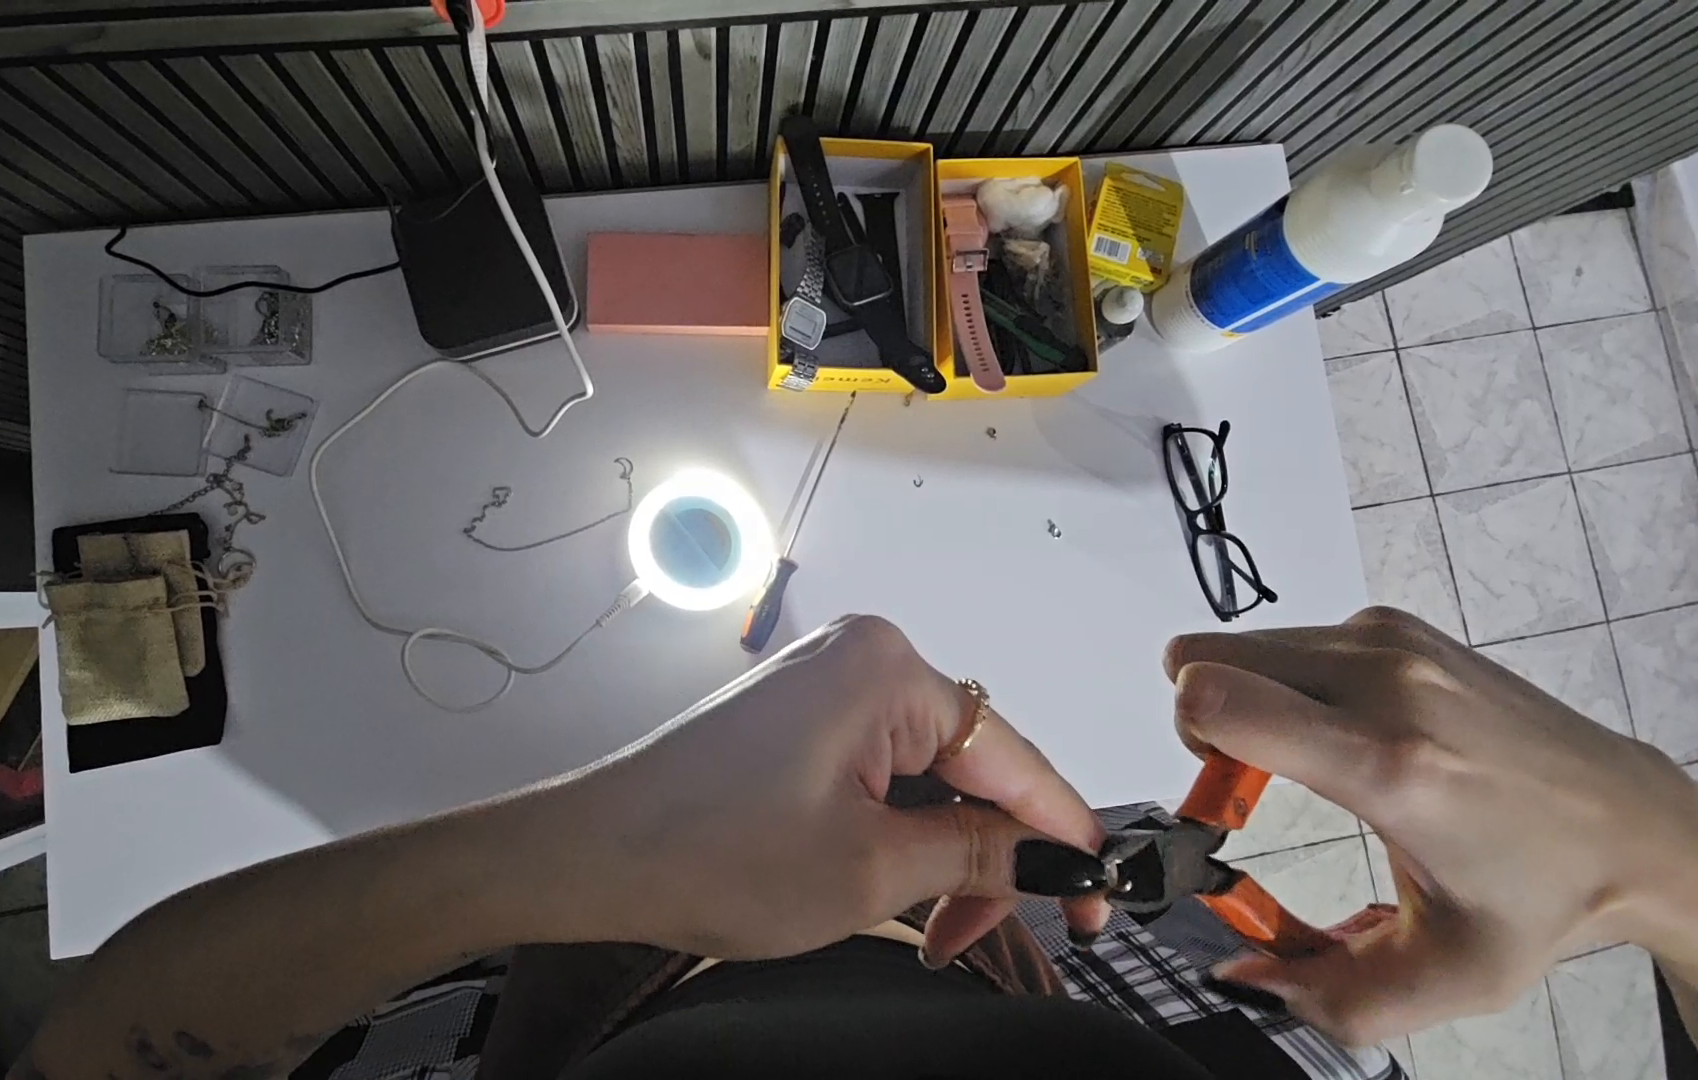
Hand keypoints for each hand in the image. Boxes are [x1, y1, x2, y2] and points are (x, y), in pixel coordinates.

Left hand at [552, 615, 1109, 965]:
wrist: (599, 850)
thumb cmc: (711, 849)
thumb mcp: (870, 868)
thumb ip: (977, 852)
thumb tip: (1053, 852)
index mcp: (885, 668)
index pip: (1010, 752)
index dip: (1063, 829)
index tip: (1098, 891)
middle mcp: (861, 658)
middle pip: (968, 761)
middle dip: (989, 849)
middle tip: (995, 928)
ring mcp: (829, 683)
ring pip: (925, 772)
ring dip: (941, 846)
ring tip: (932, 922)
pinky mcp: (806, 713)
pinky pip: (882, 766)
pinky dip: (899, 825)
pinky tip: (899, 879)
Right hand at [1165, 606, 1697, 1044]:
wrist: (1641, 823)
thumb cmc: (1545, 889)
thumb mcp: (1447, 970)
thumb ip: (1330, 992)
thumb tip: (1236, 979)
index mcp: (1390, 765)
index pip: (1215, 698)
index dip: (1188, 734)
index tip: (1221, 776)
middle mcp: (1382, 683)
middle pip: (1200, 659)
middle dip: (1201, 711)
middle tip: (1246, 763)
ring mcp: (1384, 642)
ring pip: (1231, 645)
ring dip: (1238, 692)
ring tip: (1300, 745)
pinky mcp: (1387, 624)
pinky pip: (1276, 638)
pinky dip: (1279, 675)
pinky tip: (1333, 718)